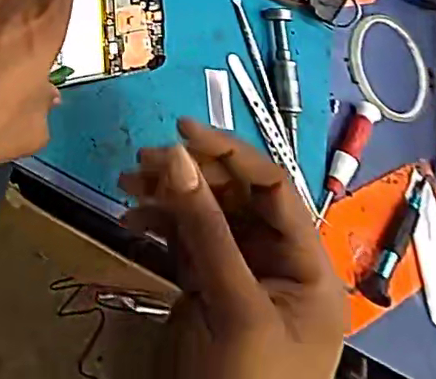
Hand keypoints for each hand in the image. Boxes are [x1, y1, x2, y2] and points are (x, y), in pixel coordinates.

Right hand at [119, 118, 345, 378]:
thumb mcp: (233, 306)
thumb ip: (206, 226)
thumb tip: (176, 152)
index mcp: (306, 268)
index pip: (274, 188)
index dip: (230, 152)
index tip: (182, 128)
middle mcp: (275, 261)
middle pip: (232, 194)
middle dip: (187, 173)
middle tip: (144, 161)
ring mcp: (238, 271)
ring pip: (202, 209)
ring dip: (165, 191)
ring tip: (129, 183)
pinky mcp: (205, 281)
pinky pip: (182, 233)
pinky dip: (157, 220)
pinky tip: (131, 218)